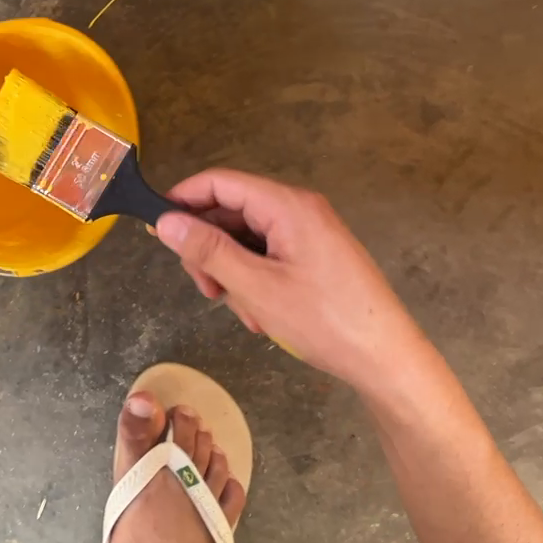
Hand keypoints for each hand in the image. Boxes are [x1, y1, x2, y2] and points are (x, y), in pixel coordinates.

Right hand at [155, 169, 436, 393]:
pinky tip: (260, 312)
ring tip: (243, 310)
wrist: (387, 359)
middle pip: (230, 212)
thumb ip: (208, 250)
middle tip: (206, 290)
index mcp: (287, 205)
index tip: (156, 229)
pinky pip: (265, 255)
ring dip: (230, 271)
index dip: (182, 200)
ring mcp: (307, 233)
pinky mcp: (312, 256)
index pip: (220, 182)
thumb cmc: (324, 320)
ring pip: (244, 238)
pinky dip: (252, 280)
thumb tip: (165, 221)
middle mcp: (298, 210)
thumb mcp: (256, 287)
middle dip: (208, 249)